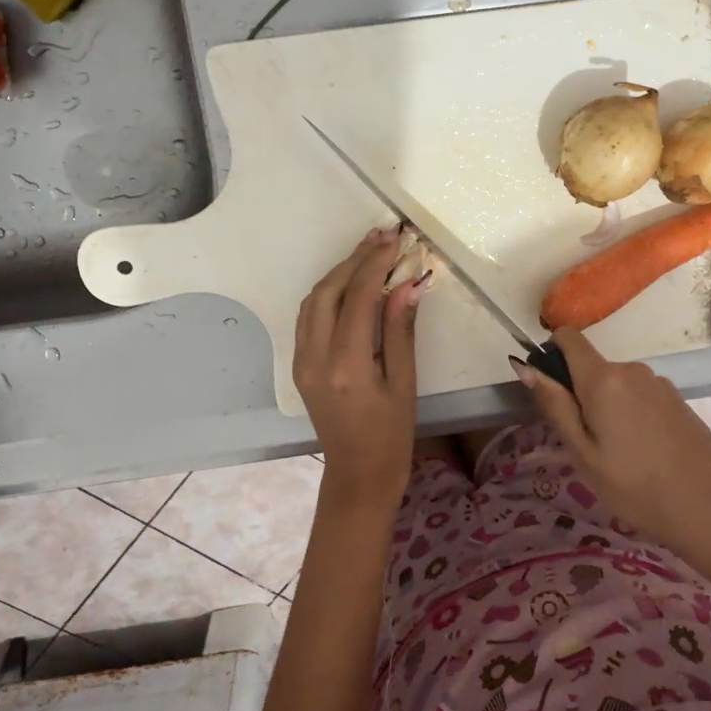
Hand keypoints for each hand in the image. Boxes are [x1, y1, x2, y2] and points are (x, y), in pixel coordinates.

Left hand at [293, 227, 429, 501]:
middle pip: (328, 291)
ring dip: (340, 271)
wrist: (357, 475)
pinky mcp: (300, 364)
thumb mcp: (405, 382)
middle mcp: (315, 357)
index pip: (359, 298)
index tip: (397, 238)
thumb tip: (409, 281)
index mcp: (347, 365)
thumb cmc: (391, 435)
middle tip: (384, 235)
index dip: (377, 263)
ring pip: (313, 300)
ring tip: (370, 250)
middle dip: (355, 259)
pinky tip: (352, 281)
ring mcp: (302, 361)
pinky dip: (329, 291)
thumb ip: (401, 330)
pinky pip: (309, 315)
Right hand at [512, 329, 710, 550]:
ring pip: (616, 385)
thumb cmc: (635, 486)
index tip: (550, 392)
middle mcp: (632, 370)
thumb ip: (555, 406)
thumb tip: (526, 367)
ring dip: (606, 408)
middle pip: (592, 367)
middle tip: (585, 445)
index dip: (551, 354)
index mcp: (604, 378)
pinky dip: (630, 416)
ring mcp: (659, 384)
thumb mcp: (583, 453)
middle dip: (580, 395)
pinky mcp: (677, 400)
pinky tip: (644, 454)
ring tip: (617, 456)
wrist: (710, 508)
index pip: (568, 338)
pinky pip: (639, 397)